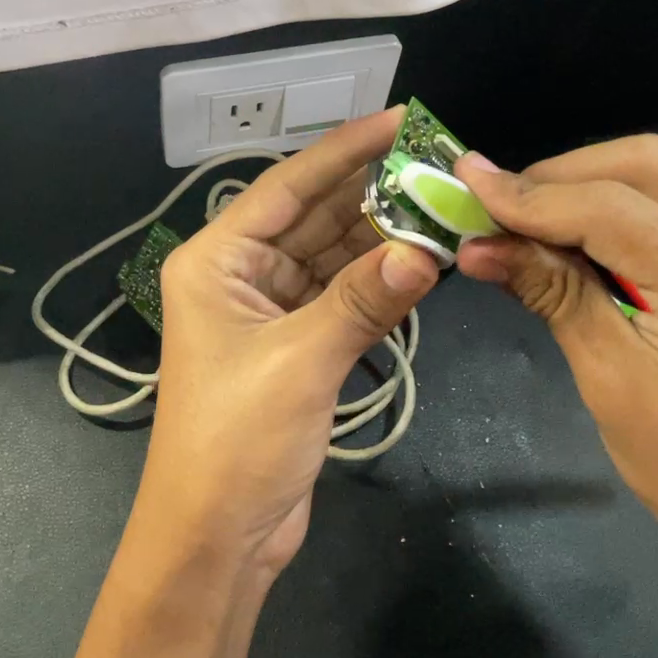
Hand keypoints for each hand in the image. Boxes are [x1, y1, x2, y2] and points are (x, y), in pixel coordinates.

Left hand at [68, 110, 438, 657]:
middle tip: (435, 162)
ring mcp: (268, 308)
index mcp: (217, 260)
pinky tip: (421, 260)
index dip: (343, 150)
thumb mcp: (300, 361)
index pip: (286, 186)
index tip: (398, 120)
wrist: (216, 537)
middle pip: (312, 216)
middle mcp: (239, 274)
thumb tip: (426, 250)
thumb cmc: (236, 441)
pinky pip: (340, 295)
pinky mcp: (294, 343)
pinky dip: (377, 281)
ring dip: (380, 235)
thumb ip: (363, 300)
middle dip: (371, 191)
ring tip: (441, 206)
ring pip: (331, 255)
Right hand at [452, 135, 657, 607]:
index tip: (465, 184)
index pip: (614, 211)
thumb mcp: (610, 383)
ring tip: (525, 217)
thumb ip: (550, 293)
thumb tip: (476, 244)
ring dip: (588, 185)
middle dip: (559, 176)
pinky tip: (578, 233)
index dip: (530, 195)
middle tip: (494, 203)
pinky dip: (622, 205)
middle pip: (647, 166)